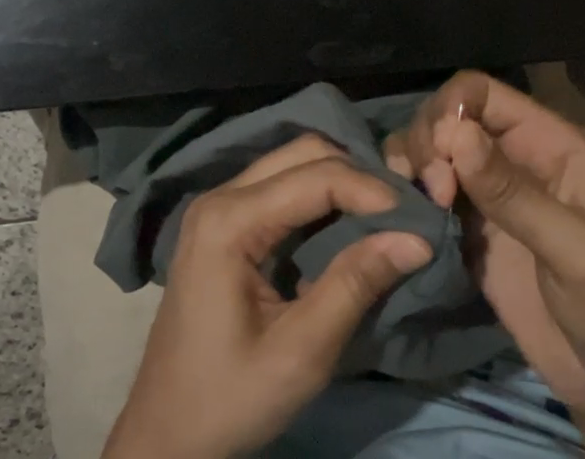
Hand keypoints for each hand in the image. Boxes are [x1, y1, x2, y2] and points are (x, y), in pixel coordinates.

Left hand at [103, 135, 433, 458]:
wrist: (167, 431)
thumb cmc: (229, 396)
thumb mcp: (301, 351)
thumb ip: (354, 285)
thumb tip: (416, 238)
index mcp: (229, 221)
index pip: (316, 175)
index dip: (372, 190)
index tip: (418, 222)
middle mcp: (219, 197)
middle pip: (302, 153)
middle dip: (358, 174)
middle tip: (403, 213)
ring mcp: (218, 208)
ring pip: (292, 164)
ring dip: (342, 181)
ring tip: (386, 217)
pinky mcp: (224, 225)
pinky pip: (280, 188)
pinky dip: (321, 196)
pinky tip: (350, 223)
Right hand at [387, 72, 584, 458]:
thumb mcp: (580, 253)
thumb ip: (516, 195)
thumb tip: (455, 136)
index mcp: (549, 143)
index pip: (481, 93)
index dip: (450, 113)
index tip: (441, 162)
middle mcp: (513, 157)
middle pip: (445, 117)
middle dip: (426, 144)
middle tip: (433, 196)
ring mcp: (487, 195)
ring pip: (428, 152)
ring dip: (411, 168)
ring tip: (418, 209)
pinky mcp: (466, 231)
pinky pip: (424, 196)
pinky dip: (407, 199)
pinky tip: (405, 222)